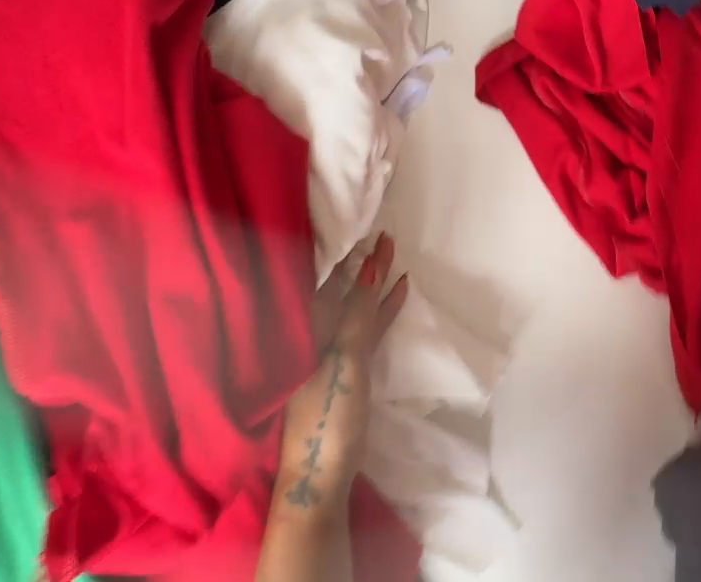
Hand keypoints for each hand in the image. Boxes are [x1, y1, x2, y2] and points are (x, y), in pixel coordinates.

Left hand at [271, 233, 408, 521]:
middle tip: (379, 229)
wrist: (320, 477)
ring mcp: (329, 351)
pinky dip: (381, 309)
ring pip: (354, 304)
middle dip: (357, 261)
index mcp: (301, 330)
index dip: (341, 250)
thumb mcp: (346, 359)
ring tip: (392, 250)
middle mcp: (310, 335)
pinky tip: (399, 291)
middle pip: (337, 288)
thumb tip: (369, 264)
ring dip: (372, 282)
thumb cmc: (326, 414)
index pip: (322, 278)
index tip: (361, 222)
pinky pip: (366, 326)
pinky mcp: (347, 367)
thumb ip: (359, 312)